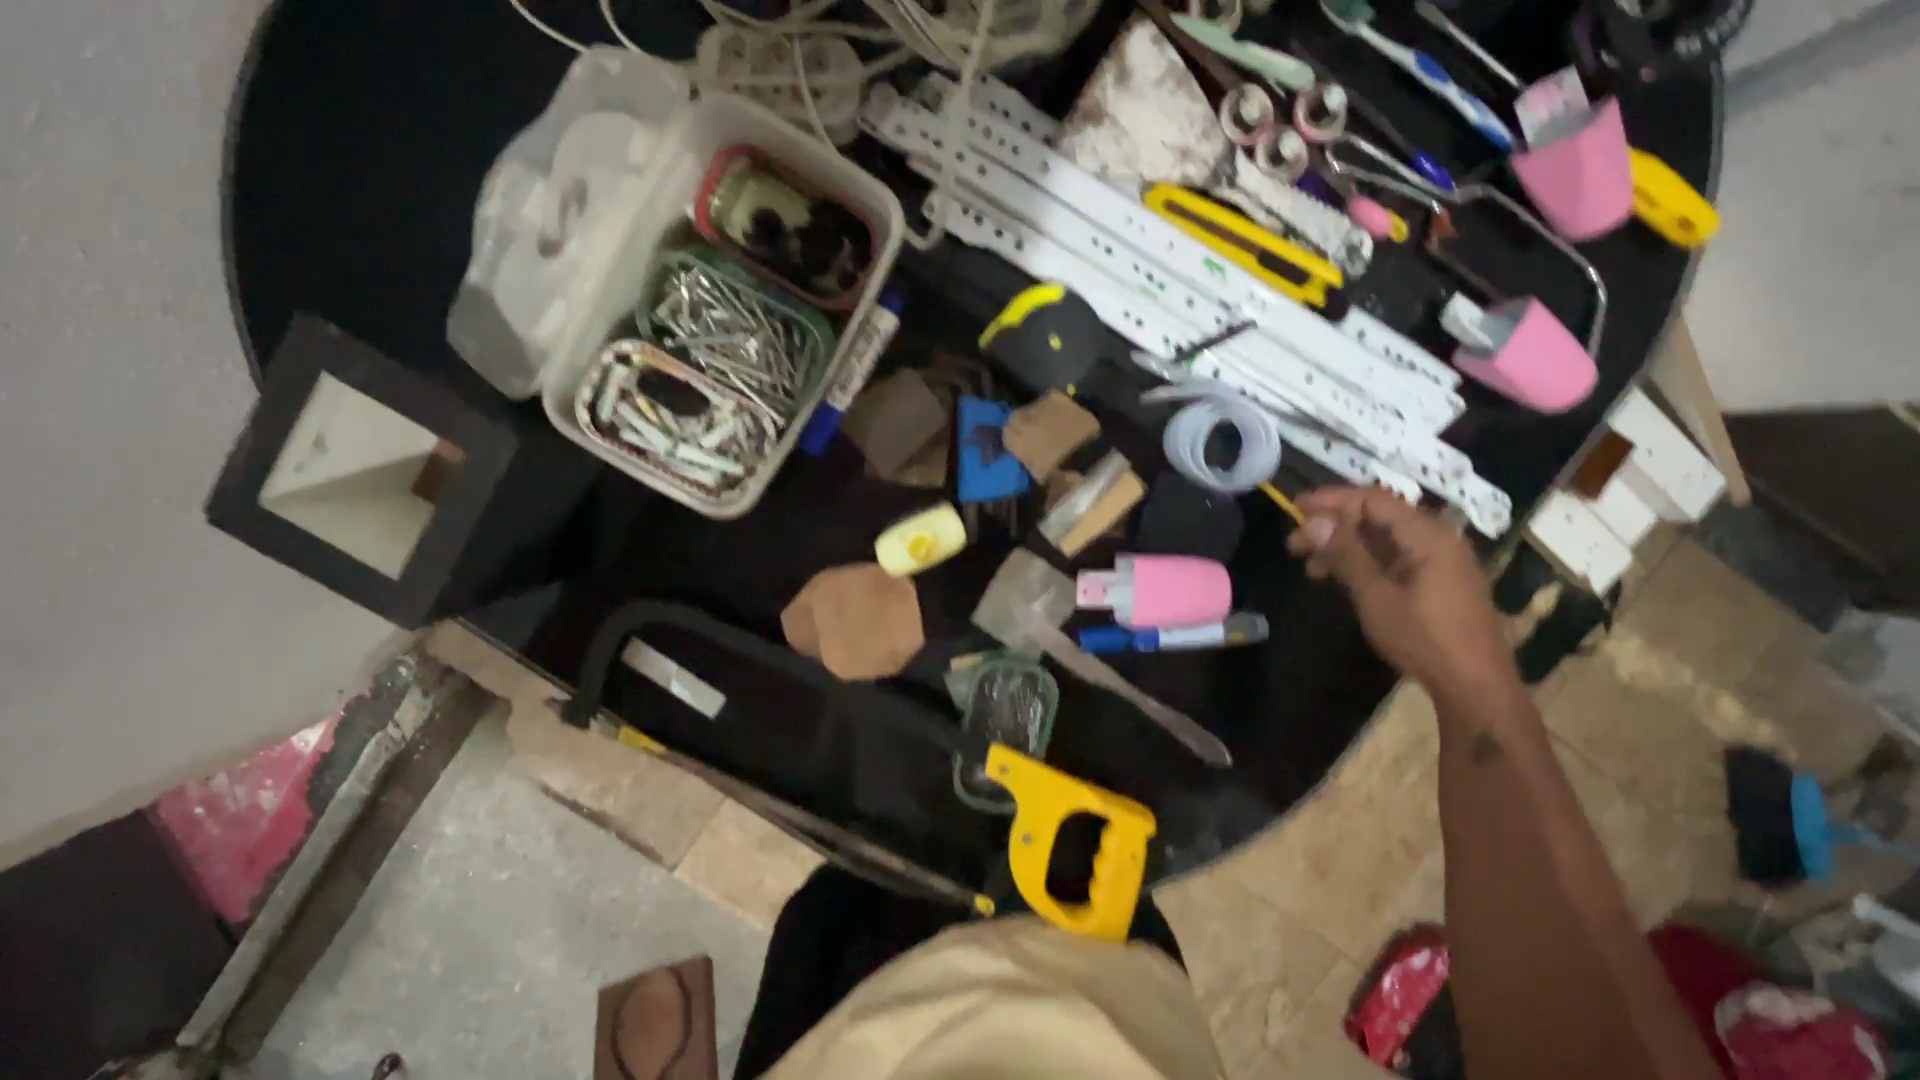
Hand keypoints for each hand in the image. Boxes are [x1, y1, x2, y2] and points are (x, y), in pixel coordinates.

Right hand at [1285, 487, 1516, 699]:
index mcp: (1427, 534)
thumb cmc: (1423, 637)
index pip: (1372, 499)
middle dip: (1333, 526)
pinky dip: (1365, 562)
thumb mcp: (1376, 595)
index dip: (1331, 500)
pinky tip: (1341, 579)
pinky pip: (1396, 557)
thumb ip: (1346, 553)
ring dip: (1345, 546)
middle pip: (1377, 516)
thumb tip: (1314, 520)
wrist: (1474, 684)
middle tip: (1295, 545)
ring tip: (1311, 567)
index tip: (1295, 509)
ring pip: (1384, 539)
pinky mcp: (1439, 581)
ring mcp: (1440, 560)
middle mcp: (1437, 538)